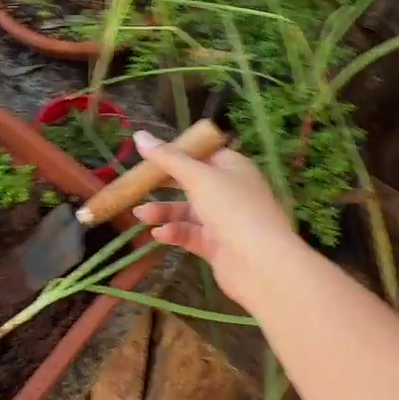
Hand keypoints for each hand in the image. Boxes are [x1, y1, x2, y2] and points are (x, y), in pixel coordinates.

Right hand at [130, 130, 303, 308]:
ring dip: (164, 211)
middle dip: (164, 185)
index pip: (201, 154)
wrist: (261, 264)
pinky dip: (175, 232)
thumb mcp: (197, 177)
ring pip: (188, 211)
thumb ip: (167, 158)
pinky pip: (191, 234)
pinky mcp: (218, 246)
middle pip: (191, 182)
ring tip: (139, 215)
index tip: (148, 155)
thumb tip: (139, 134)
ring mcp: (225, 220)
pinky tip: (158, 234)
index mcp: (232, 167)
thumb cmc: (232, 208)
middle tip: (136, 184)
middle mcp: (230, 191)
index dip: (176, 153)